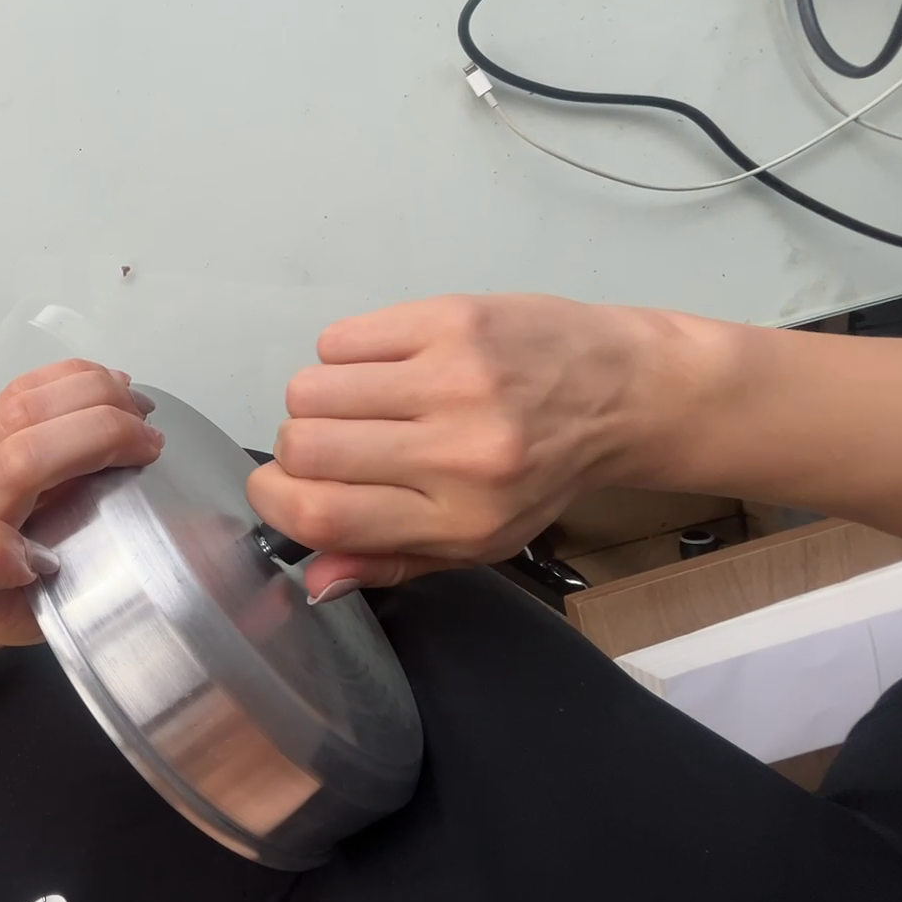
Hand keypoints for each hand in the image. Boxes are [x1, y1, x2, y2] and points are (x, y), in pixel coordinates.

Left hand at [0, 360, 163, 646]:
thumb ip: (82, 599)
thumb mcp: (38, 625)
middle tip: (150, 446)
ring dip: (93, 397)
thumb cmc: (4, 607)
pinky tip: (115, 390)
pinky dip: (76, 379)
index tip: (46, 568)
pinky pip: (21, 388)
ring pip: (19, 407)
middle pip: (17, 452)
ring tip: (138, 413)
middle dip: (99, 435)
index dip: (6, 551)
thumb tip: (170, 542)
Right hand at [248, 294, 663, 594]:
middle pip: (301, 446)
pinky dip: (345, 356)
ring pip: (307, 389)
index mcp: (458, 519)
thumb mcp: (473, 542)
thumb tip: (313, 581)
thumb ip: (386, 562)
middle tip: (338, 444)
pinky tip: (387, 365)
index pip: (319, 514)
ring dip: (320, 401)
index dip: (274, 501)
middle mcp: (457, 452)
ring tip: (367, 403)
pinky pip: (336, 339)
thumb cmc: (538, 476)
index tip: (280, 489)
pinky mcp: (449, 320)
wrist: (628, 391)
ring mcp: (453, 379)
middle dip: (299, 448)